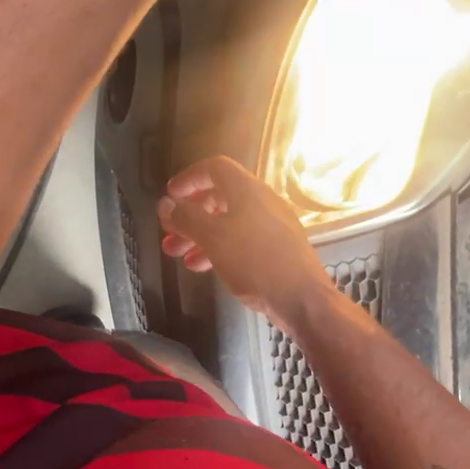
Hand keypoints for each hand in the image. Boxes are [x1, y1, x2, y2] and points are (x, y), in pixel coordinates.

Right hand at [158, 156, 335, 324]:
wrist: (303, 300)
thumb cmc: (255, 262)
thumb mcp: (213, 238)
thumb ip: (186, 217)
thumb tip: (166, 203)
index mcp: (248, 190)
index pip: (215, 168)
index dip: (189, 178)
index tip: (170, 196)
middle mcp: (262, 201)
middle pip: (219, 196)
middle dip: (189, 213)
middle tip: (168, 230)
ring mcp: (272, 225)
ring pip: (227, 221)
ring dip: (199, 233)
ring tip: (175, 252)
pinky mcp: (276, 249)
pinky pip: (240, 239)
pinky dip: (217, 247)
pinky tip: (200, 266)